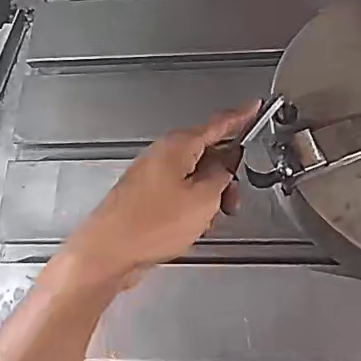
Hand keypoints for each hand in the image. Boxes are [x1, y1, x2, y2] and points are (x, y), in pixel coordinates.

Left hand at [57, 101, 262, 289]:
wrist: (108, 253)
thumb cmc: (148, 226)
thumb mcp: (203, 200)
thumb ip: (222, 177)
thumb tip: (228, 167)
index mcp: (178, 146)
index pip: (218, 124)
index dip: (240, 116)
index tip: (253, 107)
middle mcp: (162, 155)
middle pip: (206, 152)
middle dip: (226, 174)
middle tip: (234, 195)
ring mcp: (152, 175)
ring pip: (194, 176)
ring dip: (210, 194)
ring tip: (210, 218)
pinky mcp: (146, 196)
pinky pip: (180, 192)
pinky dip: (193, 205)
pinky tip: (193, 225)